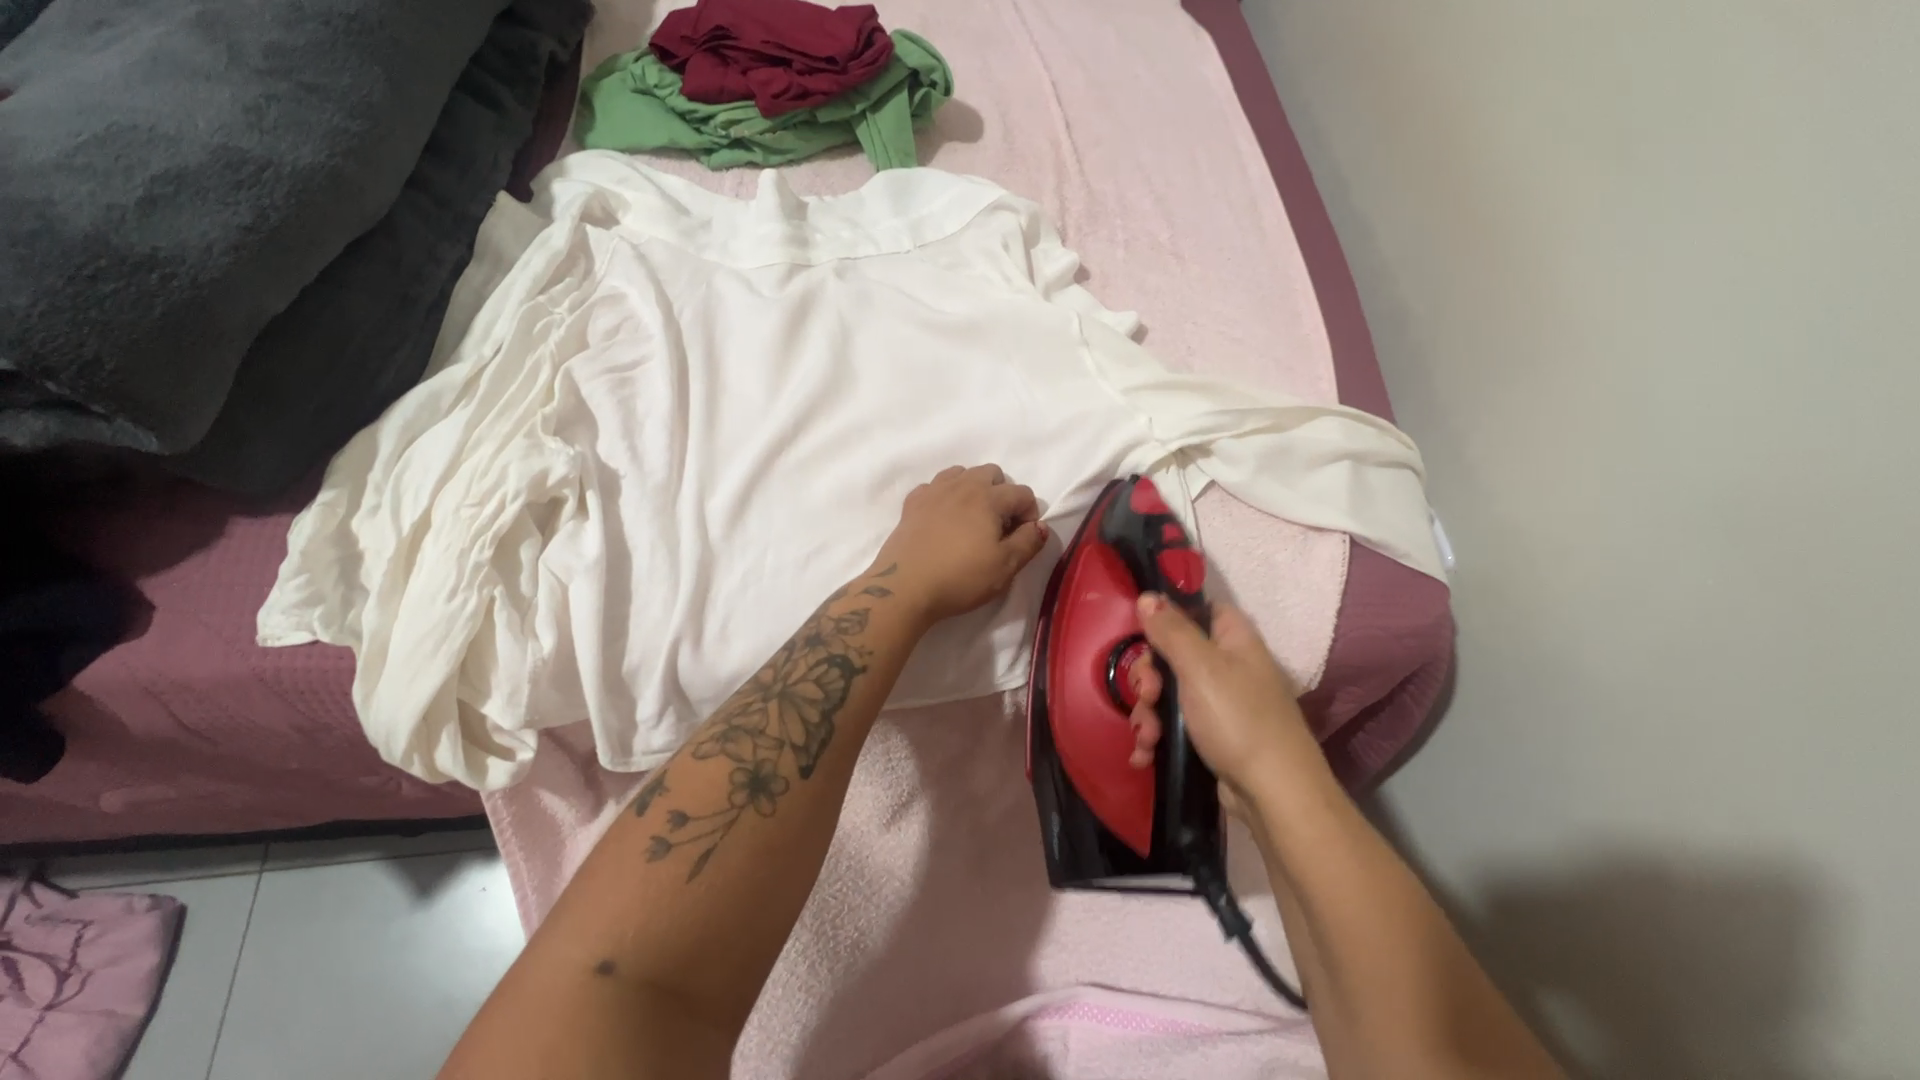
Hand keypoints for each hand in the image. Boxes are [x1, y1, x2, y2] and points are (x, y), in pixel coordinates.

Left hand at [872, 464, 1049, 624]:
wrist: (905, 588)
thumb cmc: (960, 578)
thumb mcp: (1005, 567)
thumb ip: (1028, 542)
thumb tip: (1040, 526)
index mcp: (989, 498)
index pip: (1022, 493)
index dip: (1029, 515)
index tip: (1022, 539)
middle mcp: (962, 485)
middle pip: (992, 473)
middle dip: (1003, 495)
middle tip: (998, 527)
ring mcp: (933, 491)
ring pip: (961, 473)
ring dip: (973, 489)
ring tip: (972, 519)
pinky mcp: (911, 504)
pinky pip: (934, 486)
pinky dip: (944, 496)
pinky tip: (943, 518)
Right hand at [1124, 593, 1322, 814]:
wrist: (1273, 793)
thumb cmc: (1239, 719)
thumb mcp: (1200, 667)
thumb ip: (1171, 630)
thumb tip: (1147, 596)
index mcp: (1233, 639)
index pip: (1198, 610)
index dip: (1169, 620)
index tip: (1146, 637)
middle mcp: (1228, 666)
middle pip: (1172, 656)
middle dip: (1148, 679)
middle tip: (1148, 697)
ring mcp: (1220, 705)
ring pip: (1168, 695)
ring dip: (1148, 715)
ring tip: (1147, 738)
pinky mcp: (1211, 737)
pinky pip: (1173, 728)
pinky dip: (1156, 739)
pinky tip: (1145, 755)